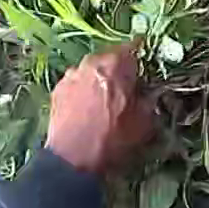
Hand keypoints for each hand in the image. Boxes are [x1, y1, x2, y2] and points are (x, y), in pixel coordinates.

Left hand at [45, 43, 151, 175]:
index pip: (135, 46)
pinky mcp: (57, 89)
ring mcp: (71, 74)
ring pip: (93, 69)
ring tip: (105, 98)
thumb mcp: (145, 120)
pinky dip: (84, 89)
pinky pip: (77, 82)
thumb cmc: (113, 138)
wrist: (72, 160)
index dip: (143, 56)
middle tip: (128, 86)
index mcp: (116, 63)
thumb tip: (151, 91)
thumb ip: (150, 98)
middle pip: (112, 56)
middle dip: (120, 68)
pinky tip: (87, 107)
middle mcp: (92, 62)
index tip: (147, 66)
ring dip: (101, 78)